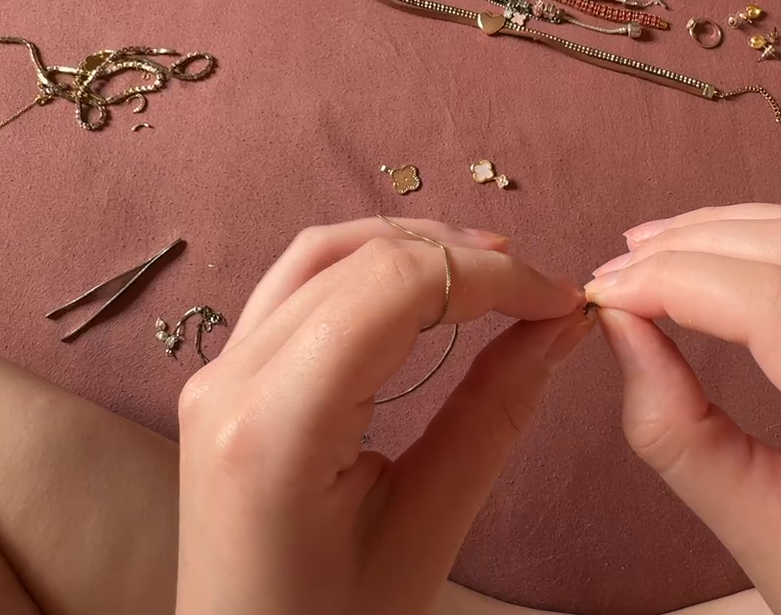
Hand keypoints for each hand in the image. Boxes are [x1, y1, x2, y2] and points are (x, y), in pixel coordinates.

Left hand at [176, 217, 589, 614]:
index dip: (487, 276)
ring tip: (486, 267)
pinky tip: (417, 282)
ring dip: (411, 245)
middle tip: (535, 286)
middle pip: (359, 257)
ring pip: (323, 251)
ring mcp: (220, 368)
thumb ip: (494, 415)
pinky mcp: (228, 370)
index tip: (558, 298)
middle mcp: (231, 377)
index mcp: (273, 426)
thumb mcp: (427, 535)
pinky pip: (300, 280)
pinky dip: (369, 261)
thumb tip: (560, 326)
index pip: (391, 287)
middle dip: (458, 257)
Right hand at [586, 205, 780, 614]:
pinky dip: (771, 235)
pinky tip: (718, 250)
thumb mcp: (761, 547)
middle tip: (618, 269)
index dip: (682, 281)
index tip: (608, 293)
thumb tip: (620, 323)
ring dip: (729, 228)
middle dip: (695, 246)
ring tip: (652, 249)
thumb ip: (678, 435)